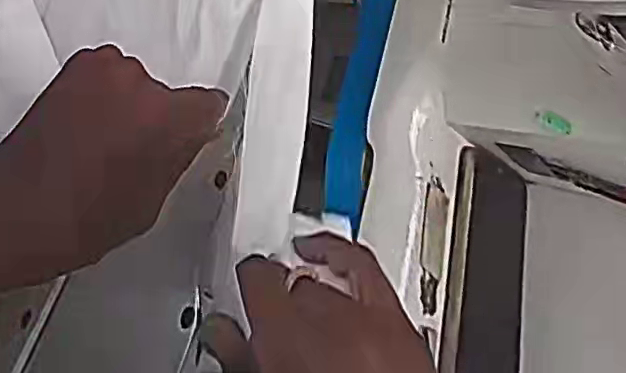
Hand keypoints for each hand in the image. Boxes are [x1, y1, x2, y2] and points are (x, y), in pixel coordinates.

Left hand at [0, 45, 226, 311]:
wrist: (7, 209)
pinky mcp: (82, 63)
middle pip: (168, 94)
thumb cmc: (68, 218)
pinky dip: (100, 92)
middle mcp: (141, 83)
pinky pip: (108, 73)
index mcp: (167, 120)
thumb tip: (192, 137)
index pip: (209, 103)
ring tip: (100, 141)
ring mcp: (108, 68)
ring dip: (126, 103)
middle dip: (156, 117)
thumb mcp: (146, 207)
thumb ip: (179, 160)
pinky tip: (84, 126)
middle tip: (133, 151)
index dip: (199, 123)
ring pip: (136, 83)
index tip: (191, 131)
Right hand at [207, 233, 433, 372]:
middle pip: (294, 290)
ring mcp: (371, 325)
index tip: (244, 288)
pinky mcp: (401, 329)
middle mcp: (333, 325)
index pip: (259, 282)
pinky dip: (346, 263)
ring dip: (312, 294)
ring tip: (300, 300)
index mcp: (291, 346)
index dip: (247, 282)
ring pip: (327, 286)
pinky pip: (367, 274)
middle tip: (268, 323)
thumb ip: (243, 366)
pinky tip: (334, 265)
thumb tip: (224, 339)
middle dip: (280, 305)